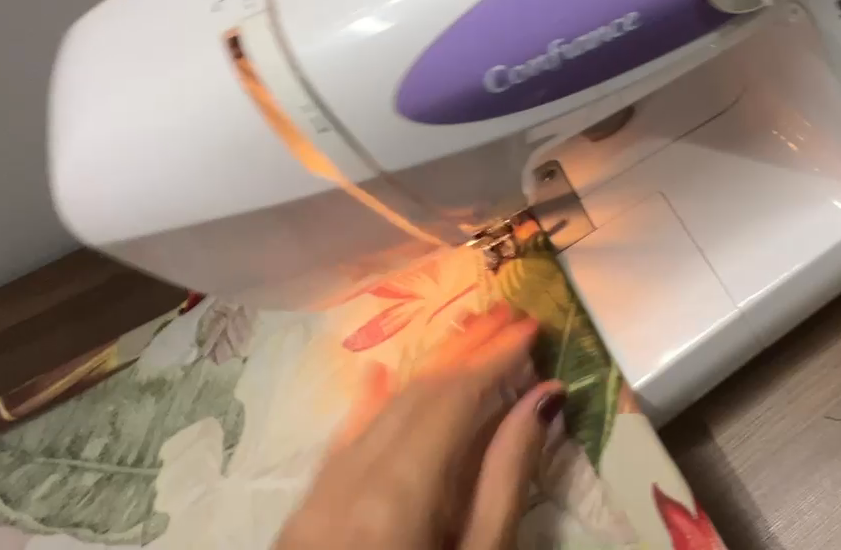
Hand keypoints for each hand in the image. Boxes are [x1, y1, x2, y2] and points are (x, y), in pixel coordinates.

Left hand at [276, 304, 565, 549]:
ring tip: (470, 333)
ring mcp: (313, 506)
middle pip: (416, 395)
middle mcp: (346, 488)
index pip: (453, 398)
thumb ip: (507, 477)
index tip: (532, 325)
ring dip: (429, 368)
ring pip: (378, 413)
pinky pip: (340, 447)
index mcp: (397, 499)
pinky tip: (380, 378)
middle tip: (511, 316)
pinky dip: (370, 407)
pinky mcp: (299, 525)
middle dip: (467, 350)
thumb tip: (541, 399)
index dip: (494, 356)